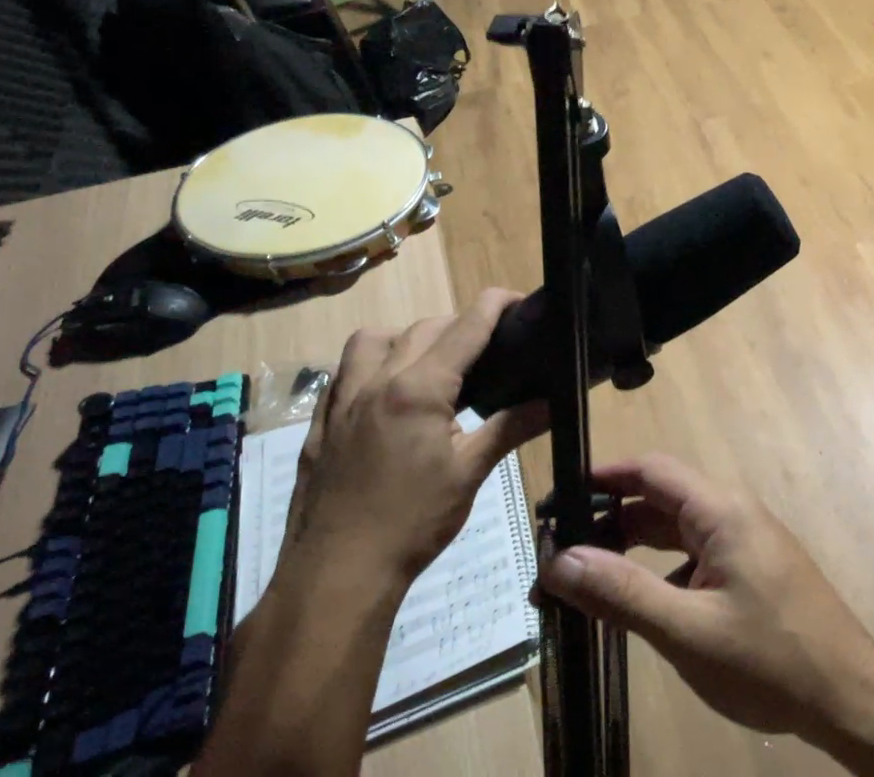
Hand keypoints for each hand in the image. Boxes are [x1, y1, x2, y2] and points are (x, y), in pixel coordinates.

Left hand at [281, 288, 549, 585]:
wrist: (338, 572)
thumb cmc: (413, 521)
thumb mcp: (471, 472)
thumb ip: (512, 427)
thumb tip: (554, 401)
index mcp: (418, 389)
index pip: (464, 328)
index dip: (494, 306)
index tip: (518, 300)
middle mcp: (375, 383)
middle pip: (423, 328)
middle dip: (460, 325)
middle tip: (492, 348)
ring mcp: (341, 403)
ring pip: (371, 340)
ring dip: (406, 337)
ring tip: (432, 364)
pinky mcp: (319, 425)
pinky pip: (343, 374)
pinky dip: (371, 366)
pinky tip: (390, 396)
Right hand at [537, 454, 873, 740]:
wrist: (844, 692)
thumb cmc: (767, 659)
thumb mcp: (685, 630)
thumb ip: (621, 592)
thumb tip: (559, 559)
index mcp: (723, 512)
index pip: (653, 470)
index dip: (602, 478)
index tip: (551, 503)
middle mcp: (736, 516)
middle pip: (661, 501)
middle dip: (607, 523)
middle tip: (552, 560)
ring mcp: (747, 545)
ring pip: (677, 533)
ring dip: (630, 552)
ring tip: (579, 586)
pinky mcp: (752, 573)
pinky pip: (695, 559)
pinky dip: (659, 574)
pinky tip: (633, 608)